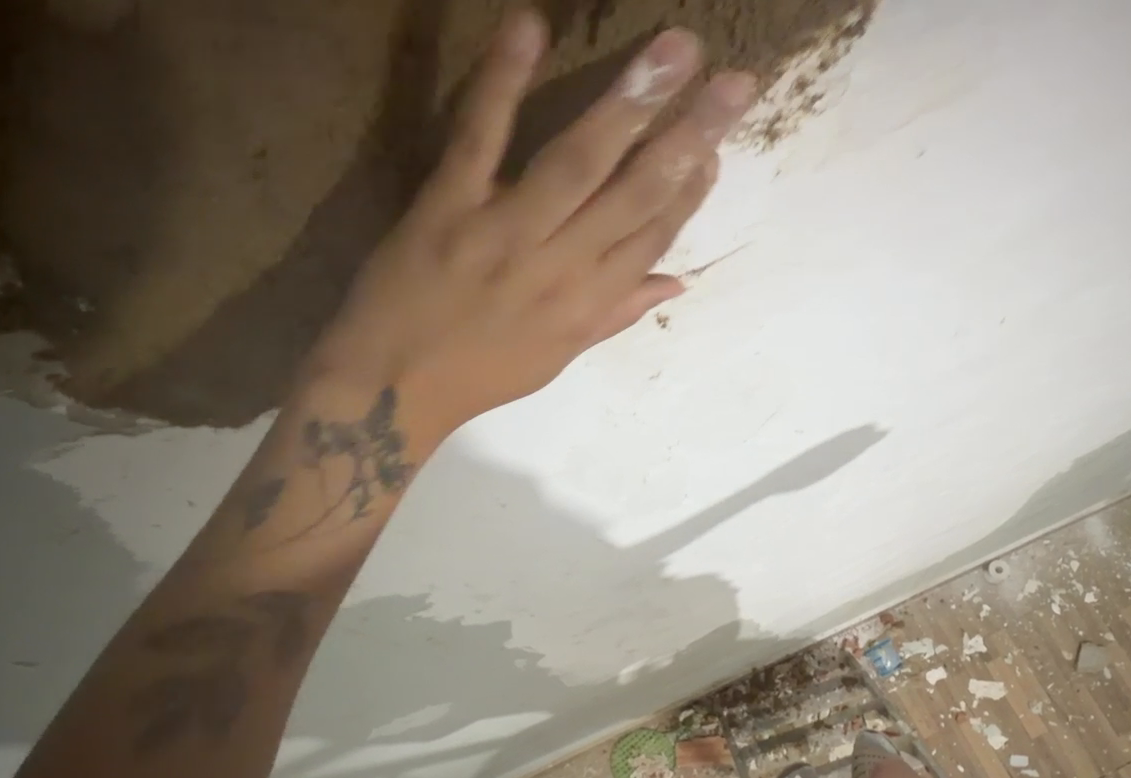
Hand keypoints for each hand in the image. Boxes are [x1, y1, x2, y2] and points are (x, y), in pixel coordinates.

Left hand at [305, 9, 756, 435]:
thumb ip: (616, 312)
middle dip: (690, 136)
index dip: (690, 191)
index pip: (653, 238)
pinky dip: (502, 81)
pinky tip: (529, 27)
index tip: (718, 145)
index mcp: (588, 304)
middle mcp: (560, 266)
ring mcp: (504, 232)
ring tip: (674, 51)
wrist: (393, 387)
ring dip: (628, 104)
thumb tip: (676, 284)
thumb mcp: (558, 355)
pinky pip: (480, 137)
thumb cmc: (482, 374)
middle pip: (635, 194)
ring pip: (576, 163)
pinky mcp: (446, 205)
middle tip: (737, 84)